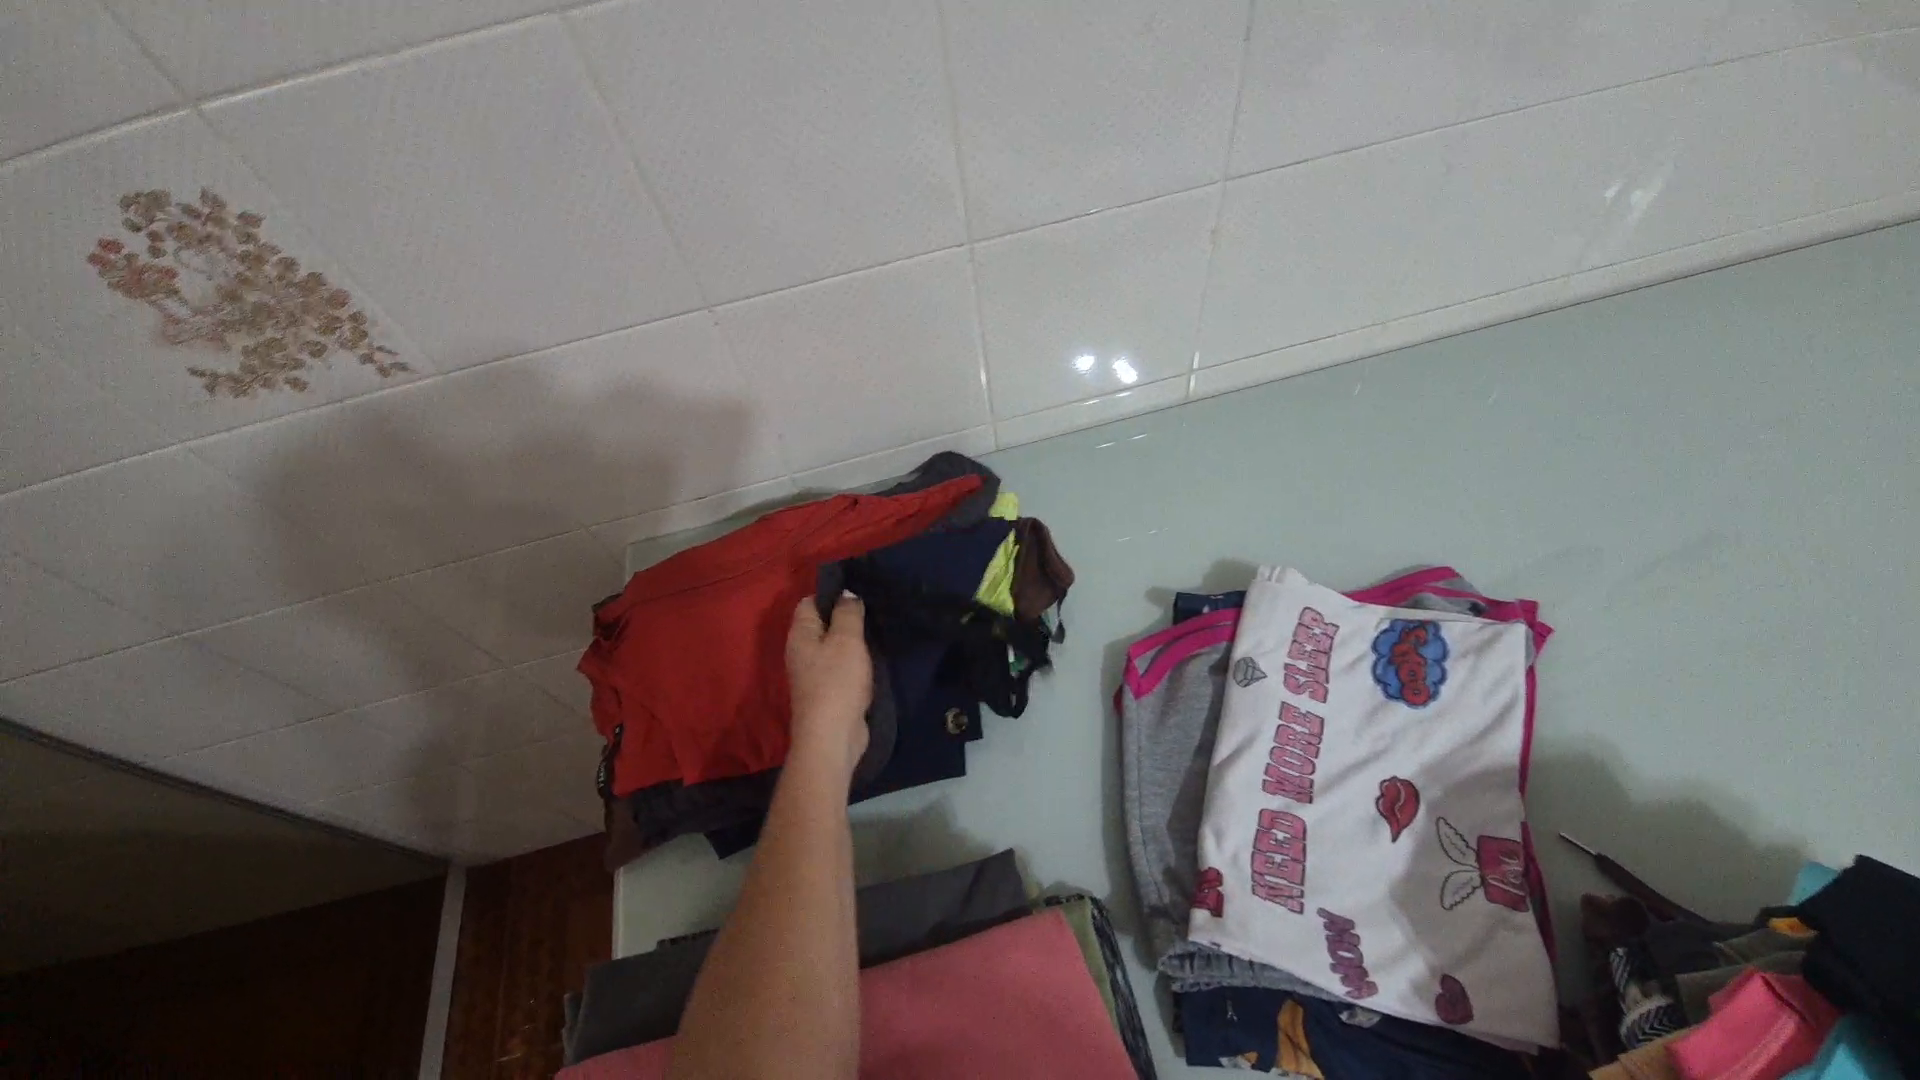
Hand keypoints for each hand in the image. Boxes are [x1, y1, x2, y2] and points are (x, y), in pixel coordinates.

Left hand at [785, 593, 871, 775]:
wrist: (832, 736)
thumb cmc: (837, 681)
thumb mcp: (846, 640)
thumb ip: (847, 612)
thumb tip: (846, 593)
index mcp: (800, 635)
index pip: (809, 602)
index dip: (831, 594)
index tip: (858, 591)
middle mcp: (802, 651)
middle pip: (823, 624)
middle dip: (846, 616)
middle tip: (874, 608)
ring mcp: (814, 673)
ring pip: (835, 646)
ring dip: (854, 641)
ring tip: (879, 629)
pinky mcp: (829, 691)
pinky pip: (842, 667)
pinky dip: (856, 662)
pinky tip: (875, 658)